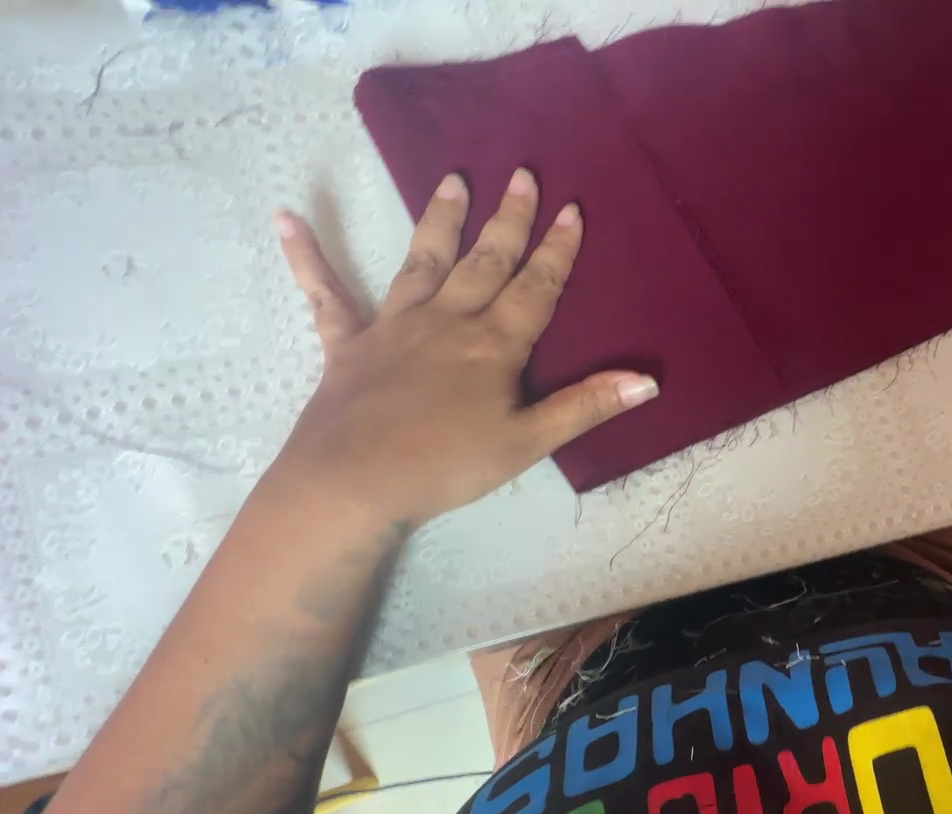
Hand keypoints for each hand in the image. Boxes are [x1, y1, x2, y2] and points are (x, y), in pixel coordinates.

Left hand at [270, 169, 657, 528]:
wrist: (351, 484)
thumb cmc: (450, 464)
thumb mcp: (530, 441)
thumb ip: (586, 405)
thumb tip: (647, 381)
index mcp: (493, 345)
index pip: (536, 288)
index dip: (557, 250)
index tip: (571, 210)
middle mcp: (446, 321)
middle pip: (485, 262)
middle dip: (508, 220)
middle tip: (522, 175)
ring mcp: (392, 327)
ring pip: (422, 262)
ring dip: (440, 220)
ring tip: (452, 179)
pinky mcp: (347, 345)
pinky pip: (327, 295)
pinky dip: (308, 258)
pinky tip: (287, 219)